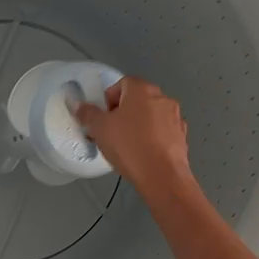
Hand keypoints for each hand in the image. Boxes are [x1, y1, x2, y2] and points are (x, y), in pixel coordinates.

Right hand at [73, 77, 192, 194]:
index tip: (104, 117)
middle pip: (138, 98)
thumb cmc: (128, 146)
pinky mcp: (182, 135)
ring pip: (152, 114)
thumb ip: (87, 113)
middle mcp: (162, 97)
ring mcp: (175, 116)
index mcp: (141, 90)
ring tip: (128, 145)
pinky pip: (162, 130)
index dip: (109, 99)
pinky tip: (144, 153)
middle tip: (112, 131)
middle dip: (124, 111)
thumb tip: (77, 104)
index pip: (122, 83)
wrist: (162, 175)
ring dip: (139, 124)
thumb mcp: (99, 129)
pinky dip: (153, 136)